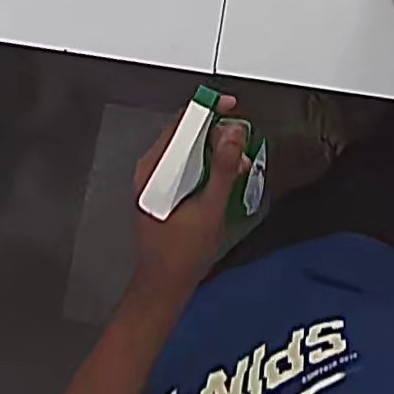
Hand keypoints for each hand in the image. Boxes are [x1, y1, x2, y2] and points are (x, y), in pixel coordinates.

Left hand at [130, 95, 250, 299]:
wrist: (163, 288)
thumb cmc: (182, 254)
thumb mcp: (209, 209)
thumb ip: (222, 168)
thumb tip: (233, 133)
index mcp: (155, 172)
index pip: (181, 125)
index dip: (208, 110)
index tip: (231, 106)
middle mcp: (152, 170)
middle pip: (187, 132)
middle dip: (218, 132)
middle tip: (241, 142)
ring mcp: (158, 179)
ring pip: (190, 146)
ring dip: (217, 149)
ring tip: (237, 164)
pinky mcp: (166, 187)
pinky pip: (190, 161)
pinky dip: (210, 162)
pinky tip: (227, 176)